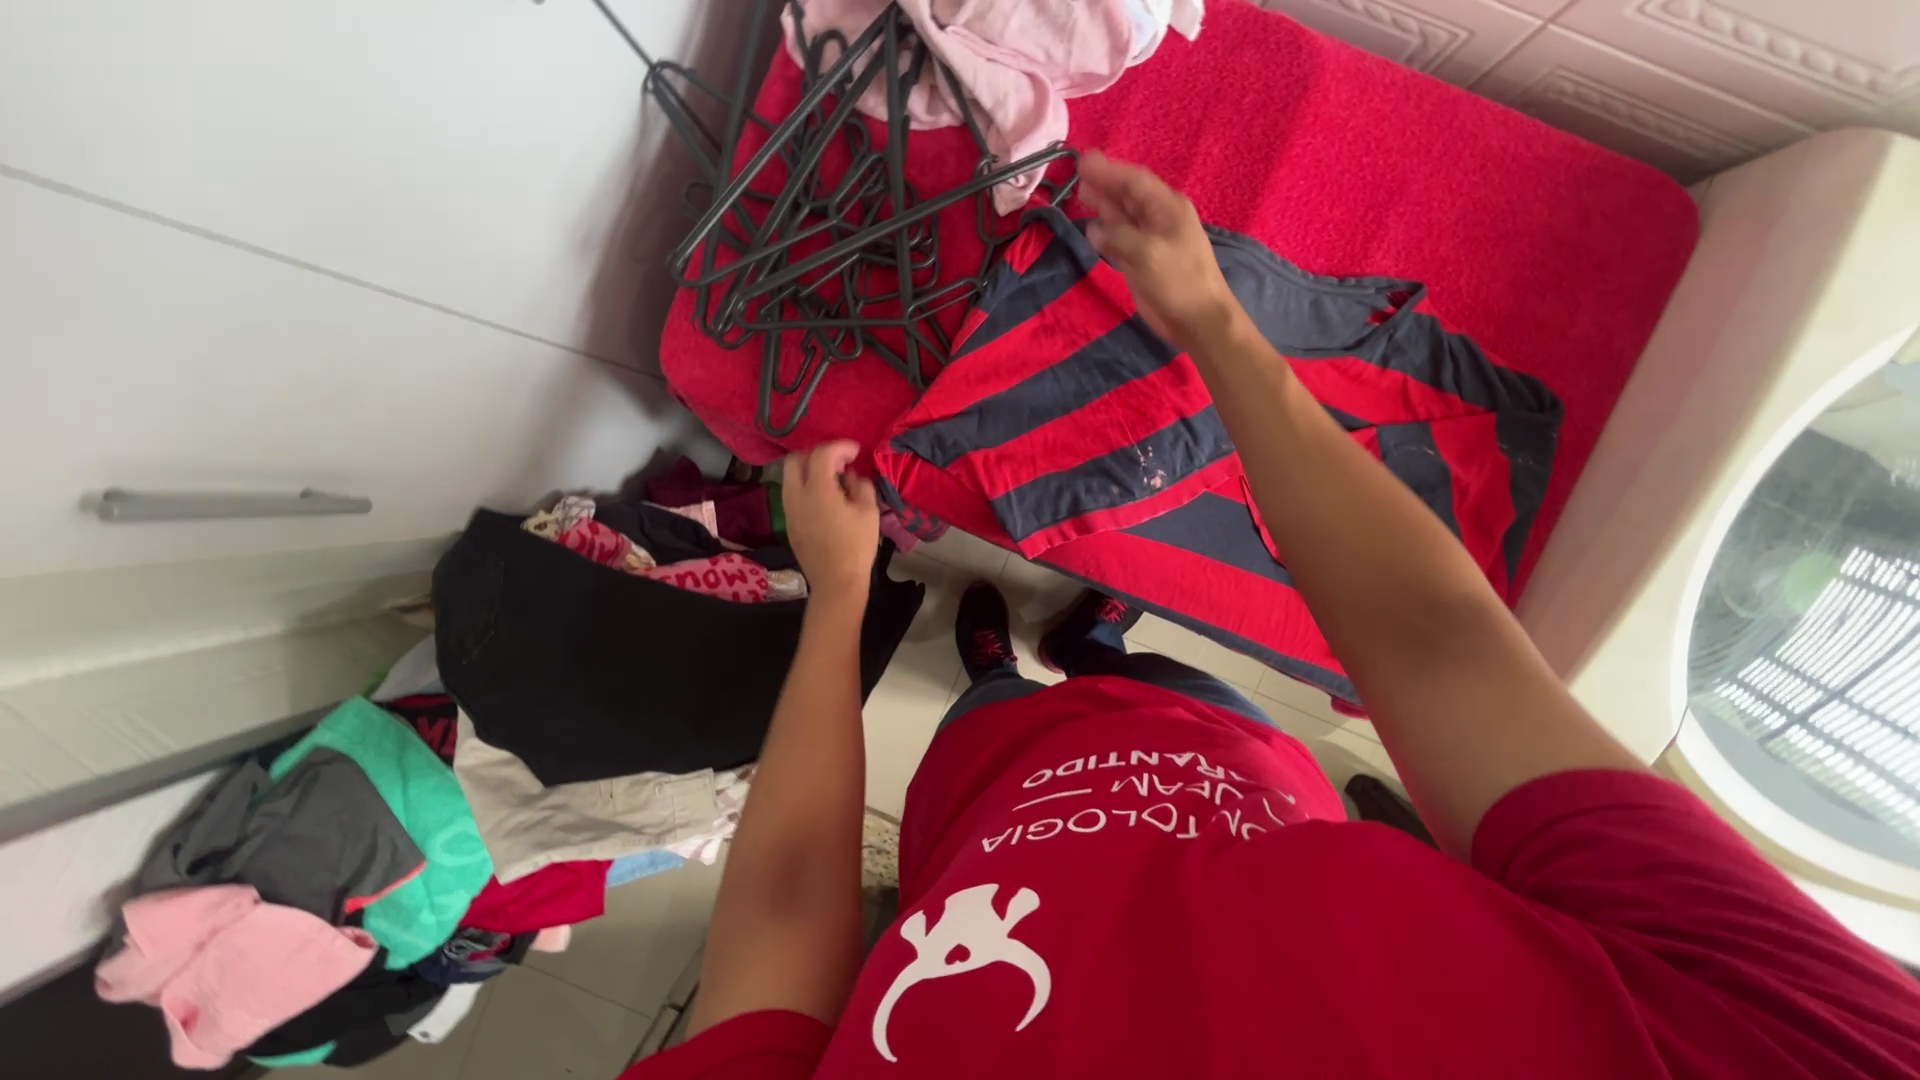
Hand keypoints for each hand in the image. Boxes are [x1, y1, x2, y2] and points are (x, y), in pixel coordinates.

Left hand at [781, 440, 879, 601]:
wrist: (836, 582)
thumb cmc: (857, 547)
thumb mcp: (869, 512)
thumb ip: (861, 485)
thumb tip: (851, 476)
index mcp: (818, 490)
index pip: (822, 453)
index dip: (840, 447)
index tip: (855, 451)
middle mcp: (797, 496)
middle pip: (796, 459)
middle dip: (817, 454)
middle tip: (838, 461)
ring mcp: (789, 510)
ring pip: (790, 477)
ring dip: (809, 470)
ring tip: (832, 479)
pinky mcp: (790, 523)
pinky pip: (792, 494)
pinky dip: (806, 487)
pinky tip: (825, 498)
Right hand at [1079, 150, 1238, 350]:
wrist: (1197, 320)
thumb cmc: (1178, 282)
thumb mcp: (1146, 253)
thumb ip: (1117, 236)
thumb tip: (1093, 229)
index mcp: (1167, 208)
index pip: (1134, 181)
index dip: (1109, 170)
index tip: (1082, 161)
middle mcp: (1159, 219)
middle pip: (1128, 195)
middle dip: (1104, 183)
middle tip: (1076, 174)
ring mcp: (1151, 241)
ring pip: (1124, 216)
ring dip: (1103, 205)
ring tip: (1079, 193)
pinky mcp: (1143, 262)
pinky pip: (1122, 239)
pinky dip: (1107, 232)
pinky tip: (1092, 229)